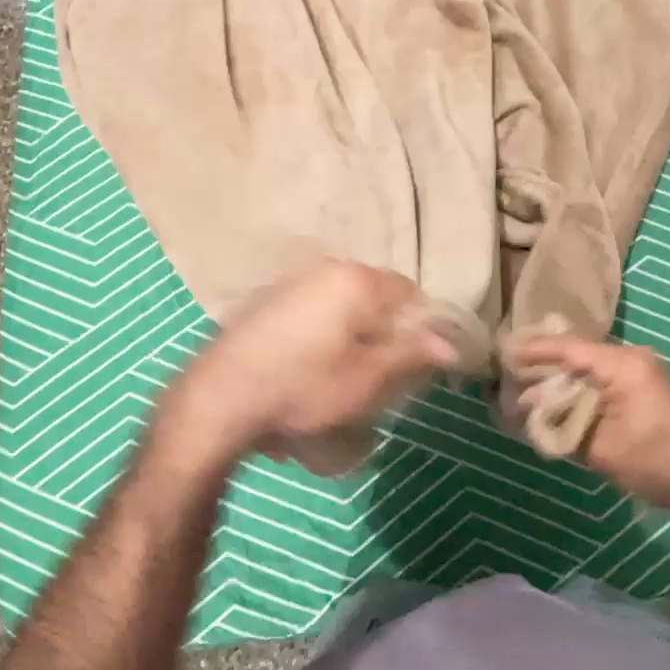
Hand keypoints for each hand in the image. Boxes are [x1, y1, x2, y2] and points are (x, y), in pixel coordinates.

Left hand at [160, 259, 458, 467]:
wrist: (218, 400)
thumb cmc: (302, 388)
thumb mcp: (366, 381)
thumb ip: (412, 355)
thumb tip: (451, 344)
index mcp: (354, 280)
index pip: (410, 292)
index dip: (421, 326)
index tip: (419, 362)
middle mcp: (324, 269)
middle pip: (374, 296)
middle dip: (385, 331)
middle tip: (384, 375)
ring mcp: (290, 282)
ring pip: (341, 304)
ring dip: (352, 333)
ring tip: (345, 377)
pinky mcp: (265, 302)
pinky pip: (311, 312)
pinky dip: (322, 334)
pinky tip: (308, 370)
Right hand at [509, 334, 669, 513]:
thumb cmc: (656, 464)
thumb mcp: (600, 449)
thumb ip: (560, 426)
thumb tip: (524, 415)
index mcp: (623, 364)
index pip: (568, 348)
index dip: (533, 350)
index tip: (503, 352)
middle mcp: (633, 357)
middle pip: (577, 354)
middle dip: (543, 365)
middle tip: (509, 374)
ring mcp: (642, 370)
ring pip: (589, 367)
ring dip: (561, 379)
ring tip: (527, 391)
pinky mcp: (645, 386)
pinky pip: (604, 378)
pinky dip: (580, 387)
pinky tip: (558, 400)